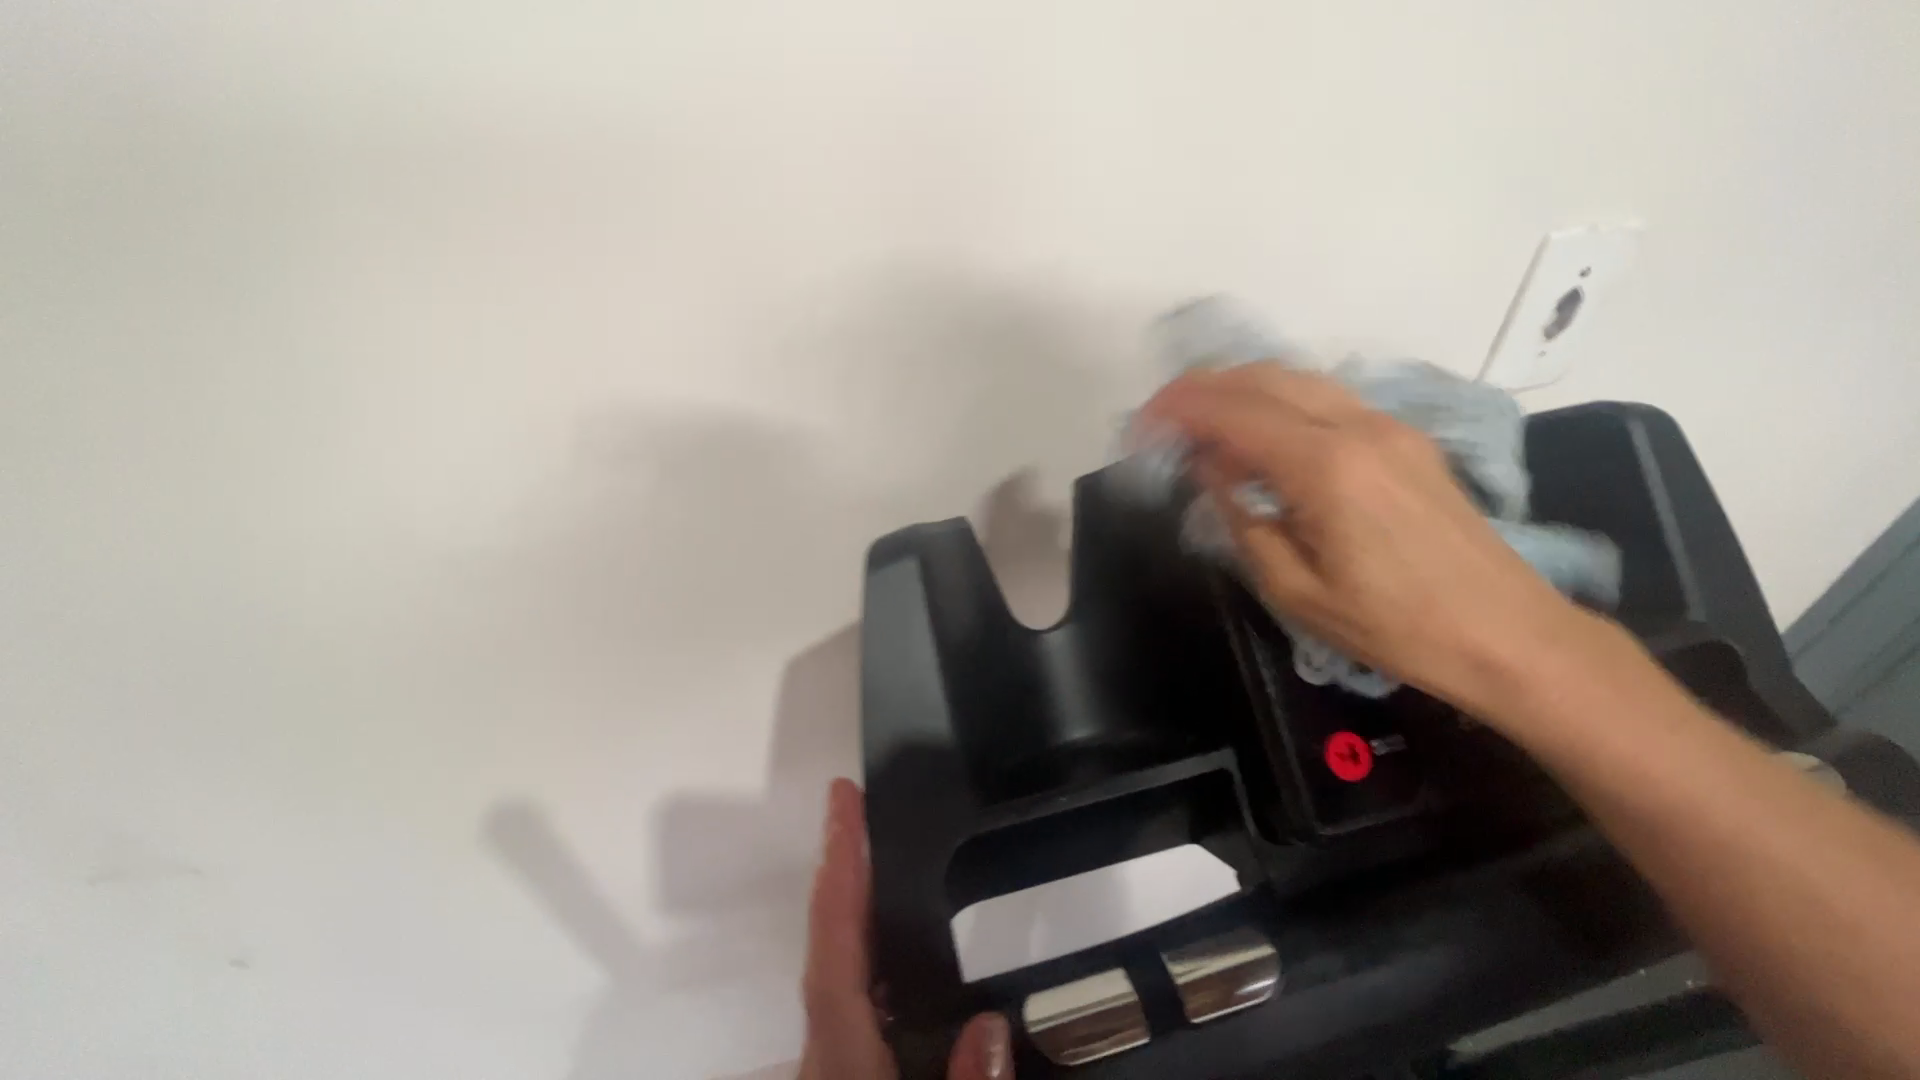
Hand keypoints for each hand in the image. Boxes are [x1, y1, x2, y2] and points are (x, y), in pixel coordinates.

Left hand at [799, 778, 1011, 1079]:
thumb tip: (990, 1025)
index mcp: (842, 1058)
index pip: (836, 947)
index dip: (840, 866)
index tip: (843, 802)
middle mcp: (827, 1048)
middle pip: (831, 940)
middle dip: (843, 865)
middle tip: (860, 802)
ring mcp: (832, 1057)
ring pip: (838, 961)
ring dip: (854, 898)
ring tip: (877, 843)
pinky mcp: (846, 1065)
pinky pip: (853, 986)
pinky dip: (866, 941)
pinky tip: (895, 935)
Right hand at [1140, 363, 1585, 717]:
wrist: (1506, 634)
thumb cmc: (1393, 626)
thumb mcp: (1295, 591)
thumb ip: (1244, 521)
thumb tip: (1213, 471)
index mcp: (1325, 466)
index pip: (1233, 413)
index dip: (1178, 412)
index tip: (1140, 428)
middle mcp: (1357, 427)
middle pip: (1264, 378)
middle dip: (1203, 387)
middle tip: (1161, 416)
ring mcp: (1389, 427)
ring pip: (1299, 379)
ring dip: (1241, 389)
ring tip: (1201, 421)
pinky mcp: (1406, 440)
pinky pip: (1327, 400)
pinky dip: (1280, 402)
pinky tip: (1261, 435)